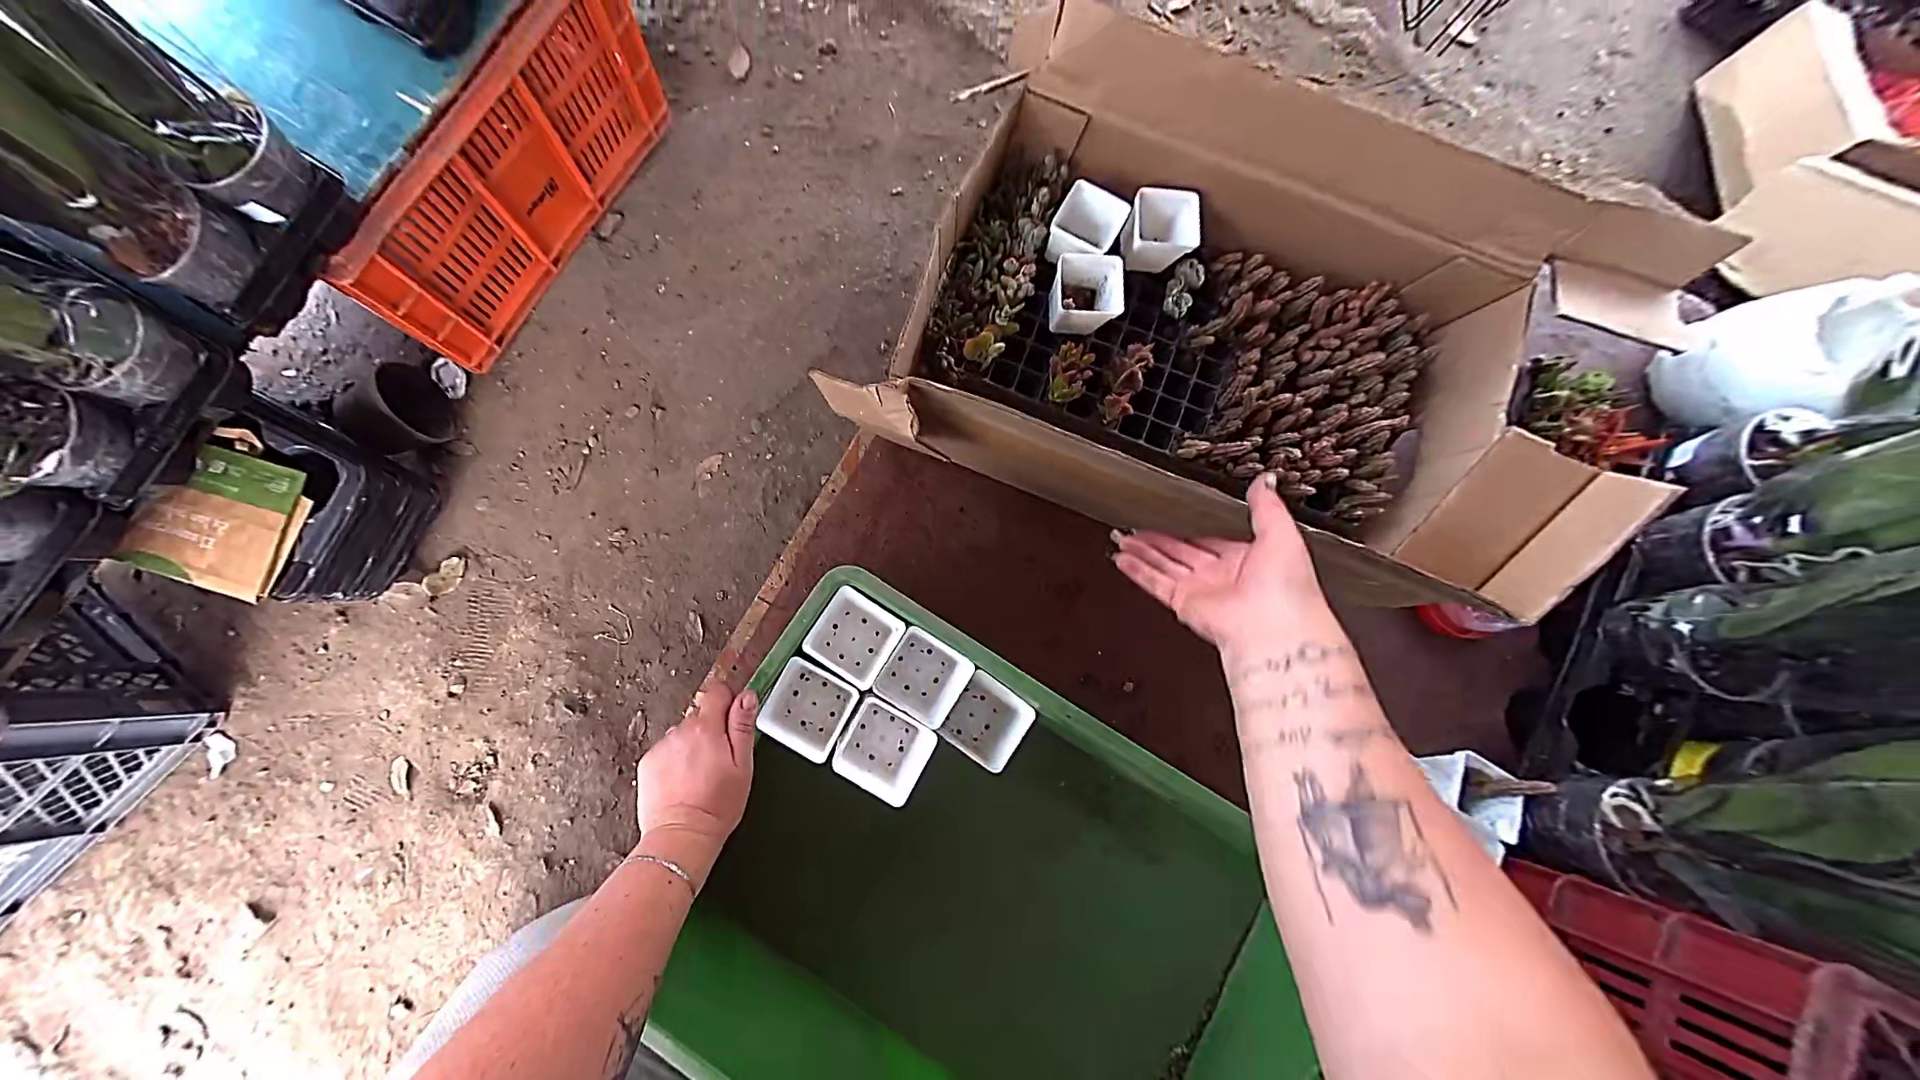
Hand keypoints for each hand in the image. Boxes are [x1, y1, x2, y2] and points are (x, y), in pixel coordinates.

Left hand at [635, 671, 757, 849]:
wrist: (682, 835)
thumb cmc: (716, 805)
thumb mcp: (743, 764)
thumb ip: (743, 725)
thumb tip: (746, 697)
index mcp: (707, 728)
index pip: (717, 693)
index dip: (728, 701)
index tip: (733, 714)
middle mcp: (680, 732)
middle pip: (699, 716)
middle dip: (710, 730)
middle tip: (720, 758)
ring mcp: (662, 747)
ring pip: (682, 735)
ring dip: (691, 746)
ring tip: (700, 774)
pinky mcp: (648, 764)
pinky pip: (666, 751)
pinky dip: (674, 761)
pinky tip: (683, 781)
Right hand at [1111, 472, 1329, 655]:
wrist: (1275, 628)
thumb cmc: (1287, 588)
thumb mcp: (1282, 532)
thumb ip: (1266, 506)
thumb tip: (1264, 481)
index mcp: (1247, 560)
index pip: (1211, 541)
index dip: (1191, 529)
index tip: (1175, 520)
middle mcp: (1221, 576)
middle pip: (1180, 553)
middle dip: (1158, 541)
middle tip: (1137, 528)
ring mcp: (1201, 591)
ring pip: (1163, 566)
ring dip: (1142, 552)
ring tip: (1122, 539)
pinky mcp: (1184, 602)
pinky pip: (1155, 583)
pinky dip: (1137, 570)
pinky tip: (1122, 558)